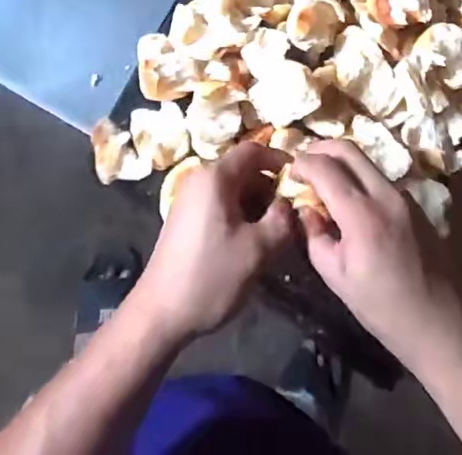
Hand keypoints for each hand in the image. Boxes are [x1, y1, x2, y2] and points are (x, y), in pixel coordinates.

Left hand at [123, 143, 296, 343]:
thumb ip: (282, 220)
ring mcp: (189, 197)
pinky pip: (220, 202)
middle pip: (243, 169)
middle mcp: (200, 178)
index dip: (279, 160)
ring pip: (233, 188)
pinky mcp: (185, 216)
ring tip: (274, 233)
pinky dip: (239, 213)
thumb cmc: (211, 275)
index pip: (253, 150)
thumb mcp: (257, 250)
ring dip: (256, 204)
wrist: (161, 311)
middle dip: (270, 188)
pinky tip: (250, 242)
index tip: (300, 181)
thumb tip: (291, 204)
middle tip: (291, 215)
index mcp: (215, 177)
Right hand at [292, 140, 461, 365]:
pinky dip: (359, 179)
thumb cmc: (385, 309)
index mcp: (362, 214)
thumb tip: (306, 210)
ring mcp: (405, 196)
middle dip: (319, 148)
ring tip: (324, 183)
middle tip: (303, 164)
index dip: (301, 163)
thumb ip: (315, 236)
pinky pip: (380, 178)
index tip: (289, 173)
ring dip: (340, 162)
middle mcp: (385, 194)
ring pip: (366, 161)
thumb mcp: (337, 278)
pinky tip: (351, 204)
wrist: (445, 325)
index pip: (324, 167)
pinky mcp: (416, 204)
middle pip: (348, 149)